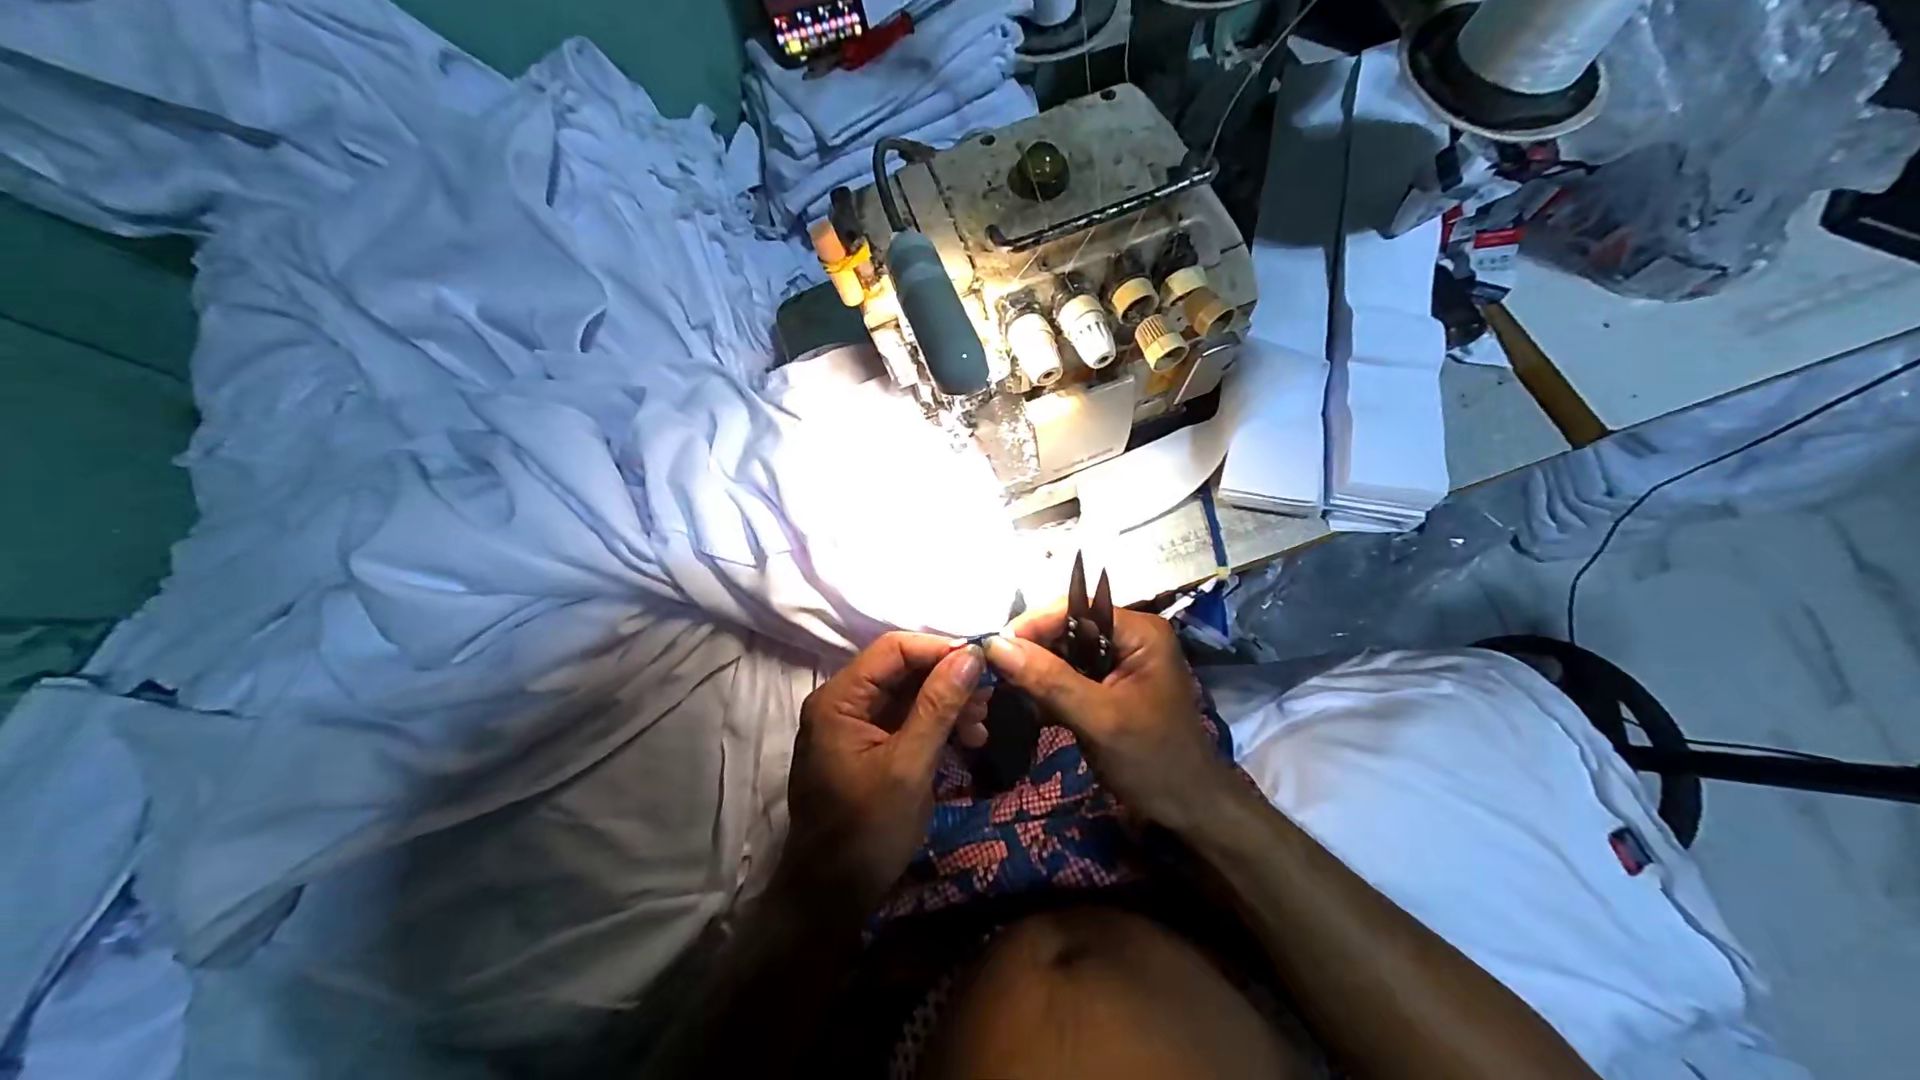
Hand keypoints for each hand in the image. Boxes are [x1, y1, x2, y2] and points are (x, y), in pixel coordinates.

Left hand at [777, 632, 987, 915]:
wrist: (831, 897)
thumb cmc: (867, 831)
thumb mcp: (909, 766)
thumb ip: (938, 706)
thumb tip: (971, 655)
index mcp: (838, 700)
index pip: (893, 650)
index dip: (940, 650)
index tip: (983, 663)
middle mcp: (842, 703)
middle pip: (902, 670)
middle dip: (948, 680)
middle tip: (989, 700)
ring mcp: (854, 726)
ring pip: (908, 694)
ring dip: (948, 703)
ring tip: (983, 724)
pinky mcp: (868, 747)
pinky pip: (906, 720)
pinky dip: (937, 725)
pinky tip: (968, 738)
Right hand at [984, 605, 1232, 829]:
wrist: (1190, 809)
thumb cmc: (1154, 760)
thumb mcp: (1100, 719)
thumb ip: (1050, 680)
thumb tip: (996, 646)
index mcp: (1139, 631)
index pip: (1075, 609)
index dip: (1034, 624)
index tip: (995, 648)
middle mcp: (1128, 637)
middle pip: (1065, 629)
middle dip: (1032, 650)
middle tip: (995, 672)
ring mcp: (1118, 662)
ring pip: (1062, 653)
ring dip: (1036, 672)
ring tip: (1007, 690)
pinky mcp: (1107, 686)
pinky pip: (1068, 675)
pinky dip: (1047, 690)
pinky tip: (1030, 706)